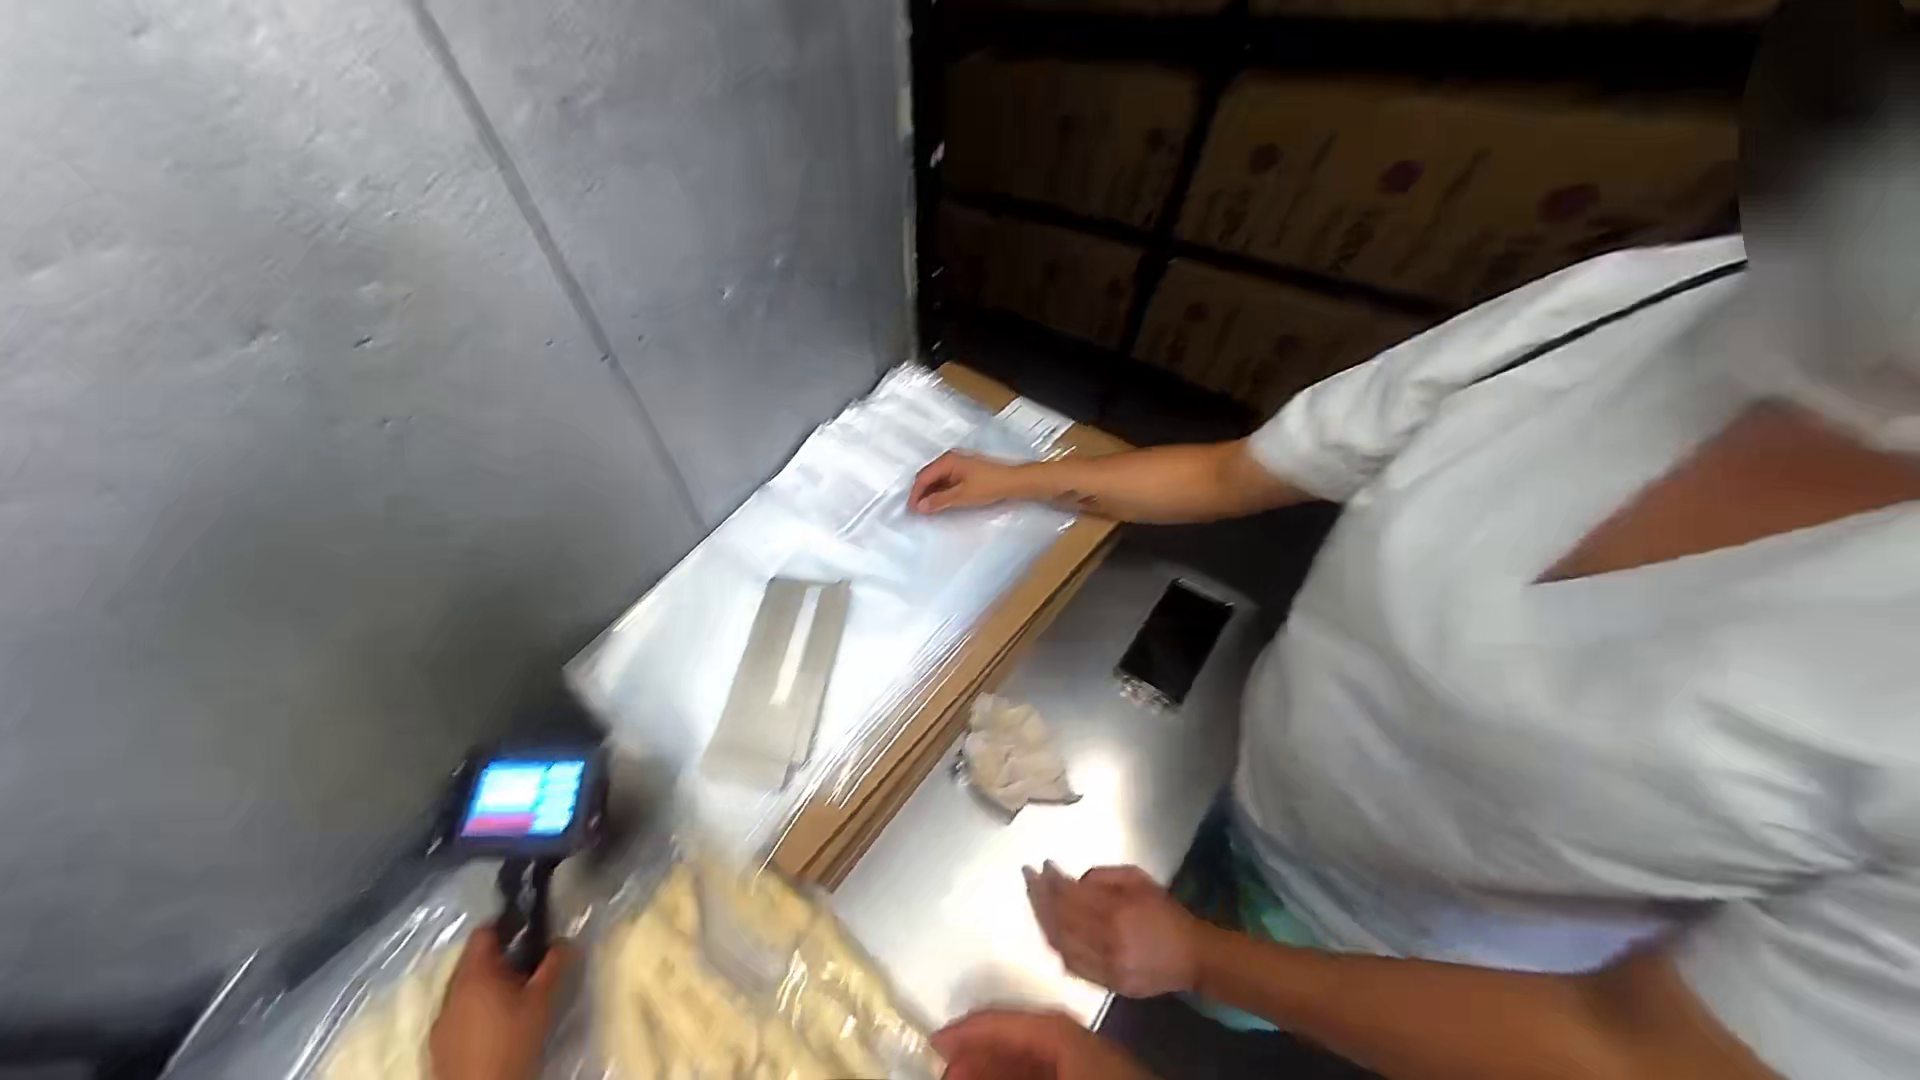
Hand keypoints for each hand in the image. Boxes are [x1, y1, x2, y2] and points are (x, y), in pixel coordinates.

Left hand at [430, 926, 573, 1079]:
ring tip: (517, 992)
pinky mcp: (438, 1044)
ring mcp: (440, 1020)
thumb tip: (562, 940)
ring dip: (489, 982)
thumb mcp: (543, 998)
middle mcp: (451, 992)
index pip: (483, 933)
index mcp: (474, 975)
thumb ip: (555, 963)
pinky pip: (459, 1010)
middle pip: (474, 959)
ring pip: (466, 986)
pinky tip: (498, 1021)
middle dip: (501, 956)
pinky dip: (478, 1005)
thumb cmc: (513, 1040)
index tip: (529, 927)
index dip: (507, 924)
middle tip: (530, 962)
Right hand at [909, 451, 1027, 512]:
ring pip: (937, 478)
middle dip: (921, 492)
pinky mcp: (965, 469)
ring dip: (931, 492)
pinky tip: (940, 501)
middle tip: (916, 510)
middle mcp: (950, 458)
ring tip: (927, 508)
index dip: (915, 494)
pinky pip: (946, 479)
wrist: (1014, 481)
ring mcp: (958, 463)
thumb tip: (920, 507)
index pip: (923, 477)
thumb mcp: (962, 496)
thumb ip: (939, 501)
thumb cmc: (988, 486)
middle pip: (928, 476)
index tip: (911, 510)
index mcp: (947, 461)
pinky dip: (941, 490)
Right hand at [934, 1009, 1160, 1079]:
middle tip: (941, 1069)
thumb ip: (1010, 1070)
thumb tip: (963, 1074)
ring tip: (960, 1077)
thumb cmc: (1106, 1077)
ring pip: (1024, 1061)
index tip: (936, 1039)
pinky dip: (1014, 1077)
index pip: (1006, 1023)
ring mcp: (1078, 1061)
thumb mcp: (1054, 1072)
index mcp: (1061, 1033)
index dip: (969, 1031)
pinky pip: (1040, 1073)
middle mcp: (1068, 1040)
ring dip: (992, 1070)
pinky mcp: (1085, 1075)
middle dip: (976, 1055)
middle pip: (1011, 1043)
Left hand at [1026, 863, 1204, 998]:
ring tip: (1034, 898)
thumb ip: (1101, 876)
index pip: (1071, 895)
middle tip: (1028, 876)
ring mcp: (1106, 968)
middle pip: (1060, 919)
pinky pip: (1072, 965)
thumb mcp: (1137, 879)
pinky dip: (1055, 945)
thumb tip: (1072, 881)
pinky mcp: (1107, 985)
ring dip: (1042, 920)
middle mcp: (1107, 942)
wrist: (1192, 956)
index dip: (1052, 880)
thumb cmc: (1164, 911)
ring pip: (1060, 944)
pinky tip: (1049, 928)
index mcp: (1117, 913)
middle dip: (1039, 896)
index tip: (1042, 865)